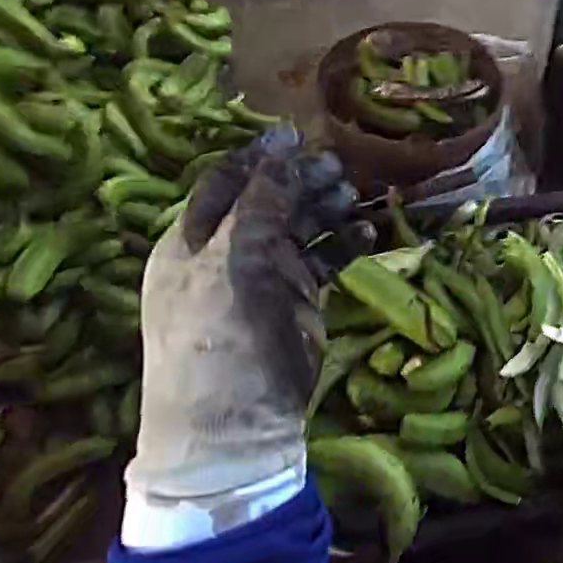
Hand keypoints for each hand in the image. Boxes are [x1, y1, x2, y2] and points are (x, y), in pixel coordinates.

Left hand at [124, 127, 356, 545]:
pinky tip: (367, 237)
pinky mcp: (299, 299)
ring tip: (355, 197)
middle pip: (271, 200)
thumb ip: (258, 206)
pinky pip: (325, 259)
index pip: (227, 182)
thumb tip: (281, 150)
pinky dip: (345, 245)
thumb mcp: (232, 265)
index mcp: (195, 240)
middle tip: (339, 169)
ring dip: (328, 209)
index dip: (260, 157)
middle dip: (303, 180)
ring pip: (302, 226)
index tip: (296, 134)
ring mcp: (267, 275)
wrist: (235, 428)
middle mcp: (230, 251)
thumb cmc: (218, 339)